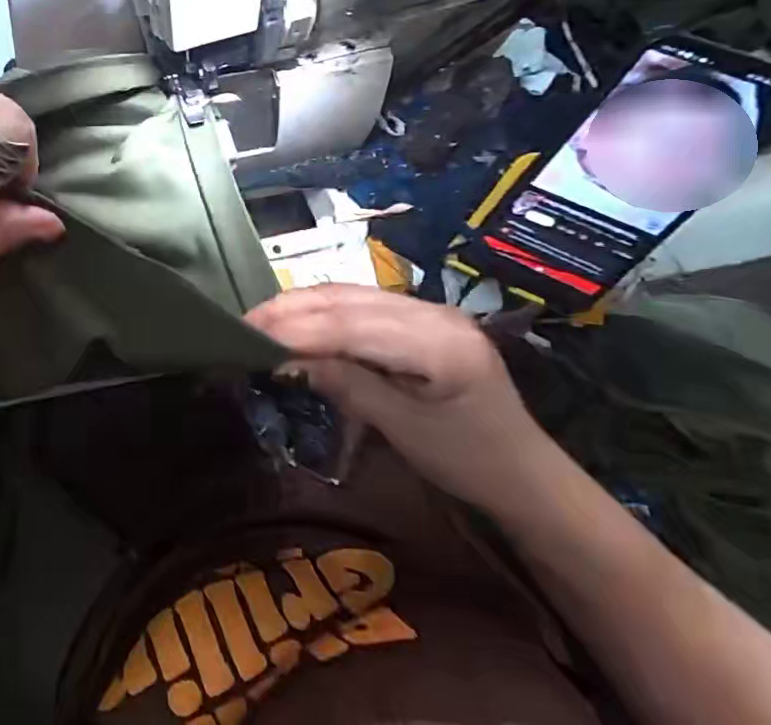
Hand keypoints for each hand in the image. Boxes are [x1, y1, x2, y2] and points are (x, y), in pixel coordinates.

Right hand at [244, 284, 565, 516]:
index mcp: (440, 343)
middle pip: (347, 300)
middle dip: (290, 310)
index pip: (353, 326)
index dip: (298, 330)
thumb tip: (287, 361)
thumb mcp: (405, 430)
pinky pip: (360, 305)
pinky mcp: (419, 318)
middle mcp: (434, 313)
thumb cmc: (471, 461)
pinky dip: (321, 311)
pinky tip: (296, 321)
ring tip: (259, 321)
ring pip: (349, 295)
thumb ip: (348, 386)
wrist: (527, 474)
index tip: (251, 339)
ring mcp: (429, 310)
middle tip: (243, 326)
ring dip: (300, 306)